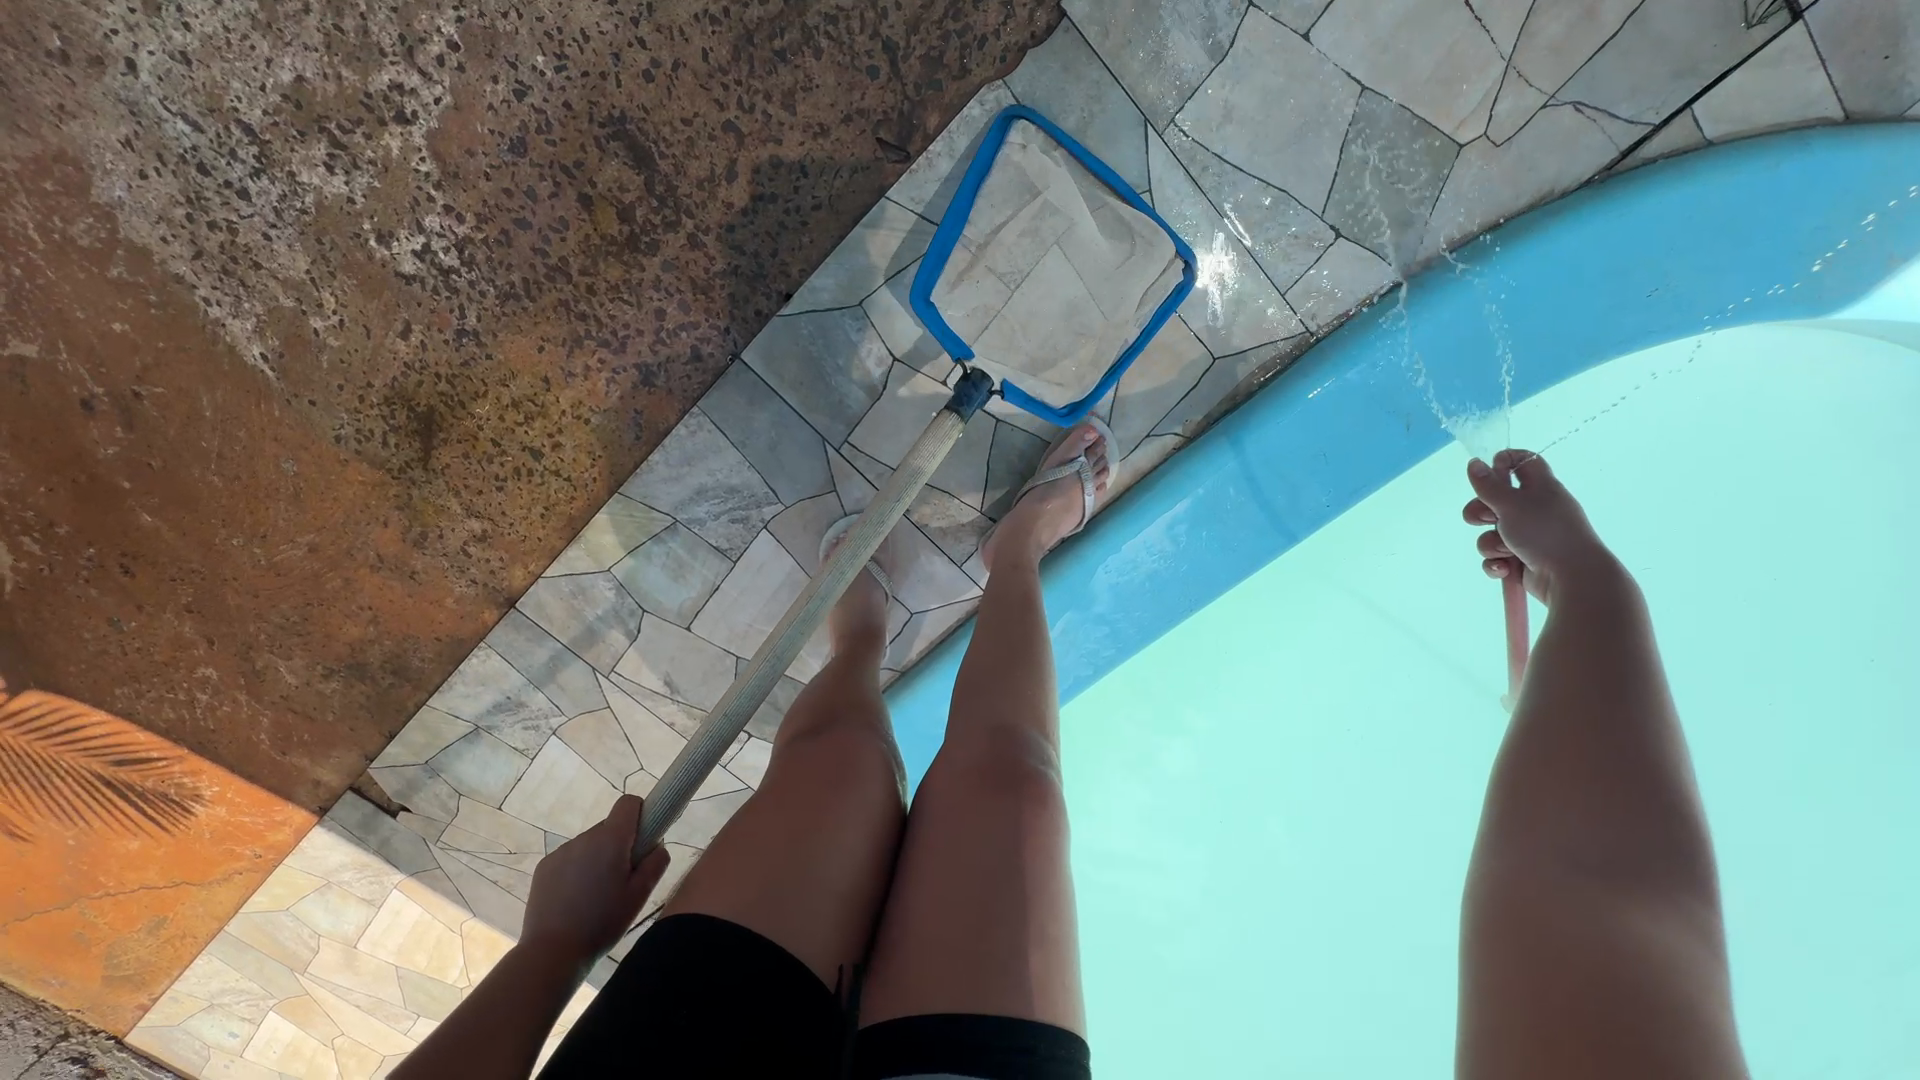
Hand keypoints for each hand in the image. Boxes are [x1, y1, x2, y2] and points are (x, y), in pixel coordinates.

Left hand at [519, 794, 669, 965]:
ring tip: (596, 896)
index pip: (628, 803)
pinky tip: (575, 900)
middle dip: (619, 845)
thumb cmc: (603, 922)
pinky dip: (577, 870)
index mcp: (610, 839)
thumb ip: (656, 862)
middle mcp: (584, 837)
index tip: (642, 840)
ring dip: (598, 859)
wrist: (552, 952)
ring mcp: (560, 852)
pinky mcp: (543, 868)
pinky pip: (570, 858)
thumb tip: (656, 845)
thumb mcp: (641, 894)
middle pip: (610, 827)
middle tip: (621, 880)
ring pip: (590, 844)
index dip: (640, 814)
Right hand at [1463, 450, 1615, 603]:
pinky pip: (1495, 557)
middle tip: (1486, 519)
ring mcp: (1527, 535)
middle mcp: (1533, 509)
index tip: (1487, 475)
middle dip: (1480, 512)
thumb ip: (1488, 485)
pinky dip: (1496, 563)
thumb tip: (1474, 462)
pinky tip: (1506, 568)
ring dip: (1491, 543)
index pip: (1523, 462)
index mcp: (1539, 488)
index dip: (1503, 463)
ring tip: (1506, 551)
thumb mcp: (1512, 504)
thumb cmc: (1545, 533)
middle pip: (1493, 500)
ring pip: (1490, 532)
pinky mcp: (1521, 559)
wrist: (1571, 577)